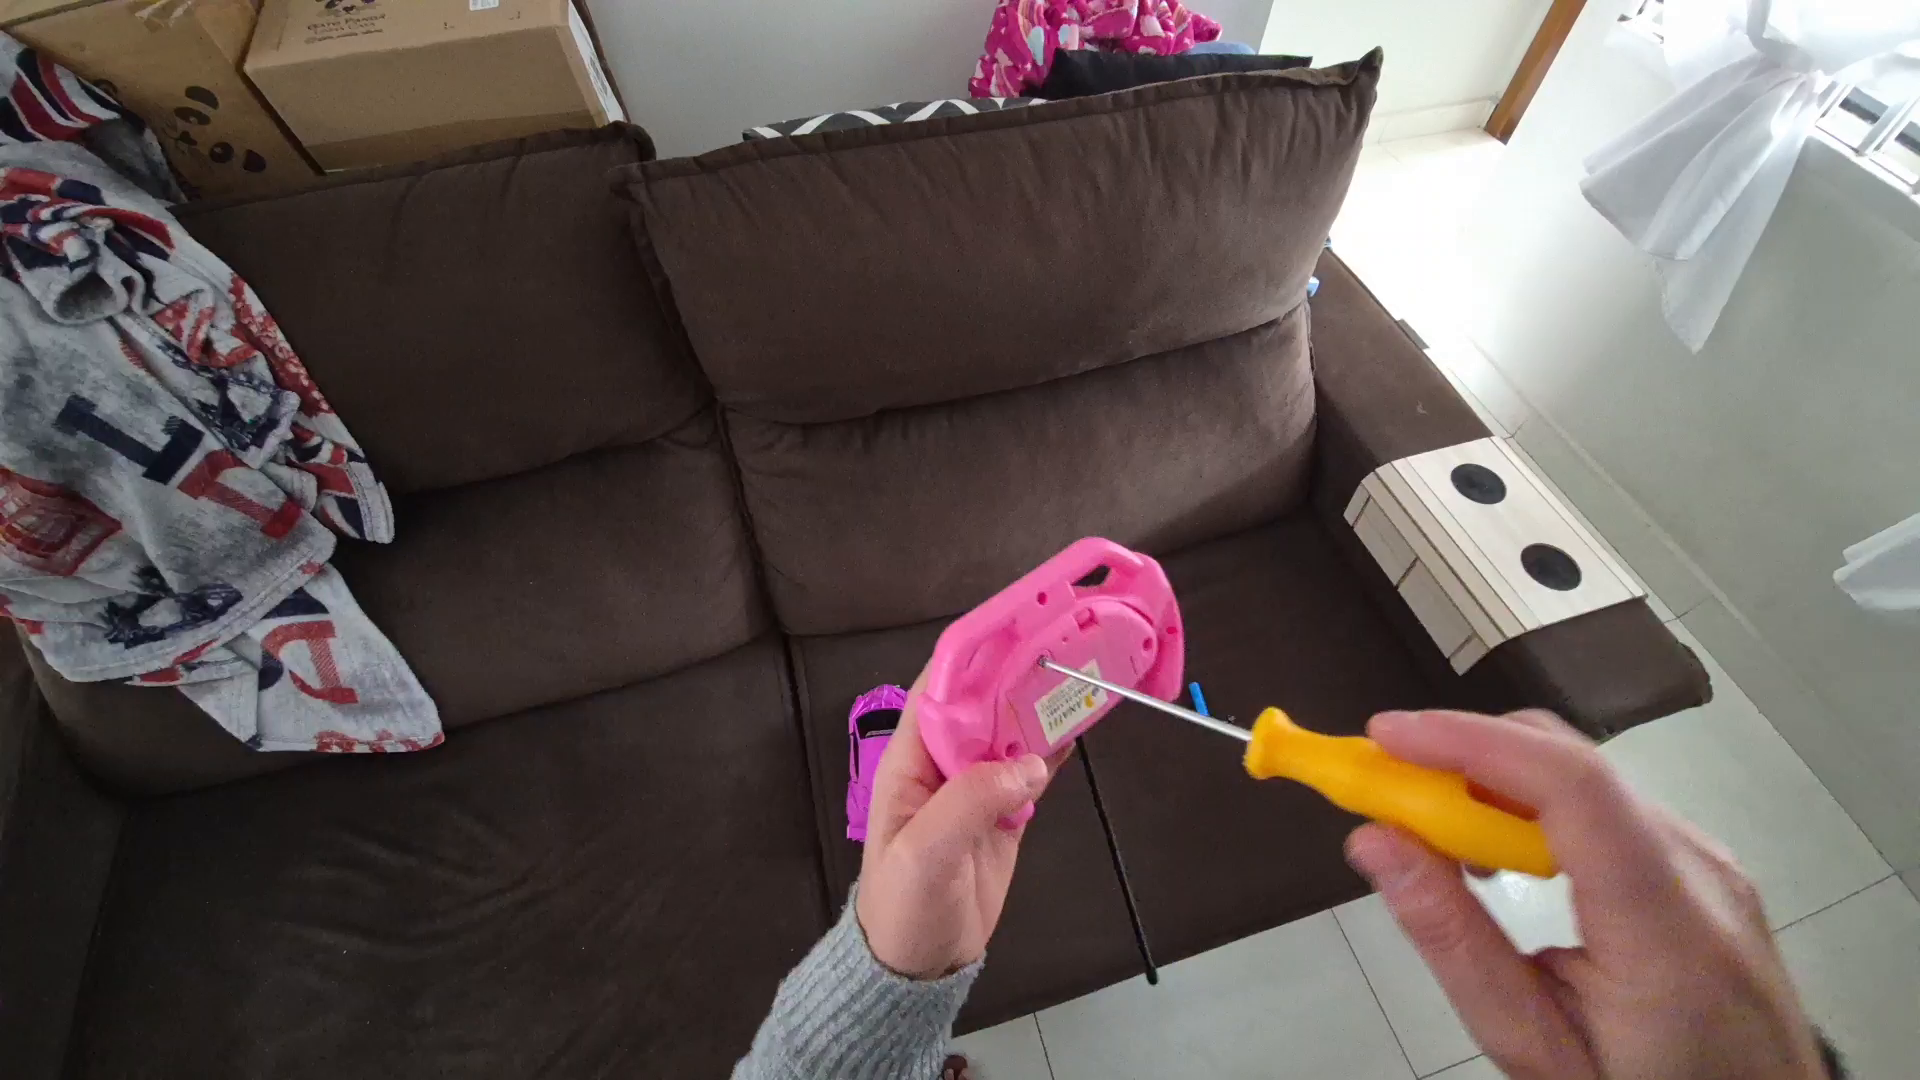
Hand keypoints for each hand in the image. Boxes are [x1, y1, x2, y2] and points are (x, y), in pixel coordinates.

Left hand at [855, 673, 1069, 978]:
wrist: (920, 965)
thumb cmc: (903, 906)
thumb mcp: (924, 852)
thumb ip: (970, 802)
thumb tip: (1028, 763)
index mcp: (912, 758)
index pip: (939, 690)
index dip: (972, 658)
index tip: (1014, 631)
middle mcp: (944, 761)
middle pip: (981, 704)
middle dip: (1015, 675)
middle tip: (1059, 647)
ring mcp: (976, 785)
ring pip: (1009, 731)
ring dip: (1038, 707)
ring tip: (1077, 674)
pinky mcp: (1004, 811)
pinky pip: (1031, 768)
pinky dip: (1053, 747)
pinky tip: (1077, 723)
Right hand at [1345, 709, 1825, 1079]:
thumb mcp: (1531, 1045)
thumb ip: (1451, 940)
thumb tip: (1371, 839)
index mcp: (1668, 927)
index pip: (1573, 787)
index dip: (1470, 741)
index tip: (1383, 736)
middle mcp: (1697, 868)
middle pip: (1566, 759)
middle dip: (1460, 749)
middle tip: (1386, 781)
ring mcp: (1700, 855)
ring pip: (1572, 764)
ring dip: (1483, 770)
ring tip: (1428, 825)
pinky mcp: (1687, 854)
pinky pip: (1588, 791)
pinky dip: (1516, 792)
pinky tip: (1487, 847)